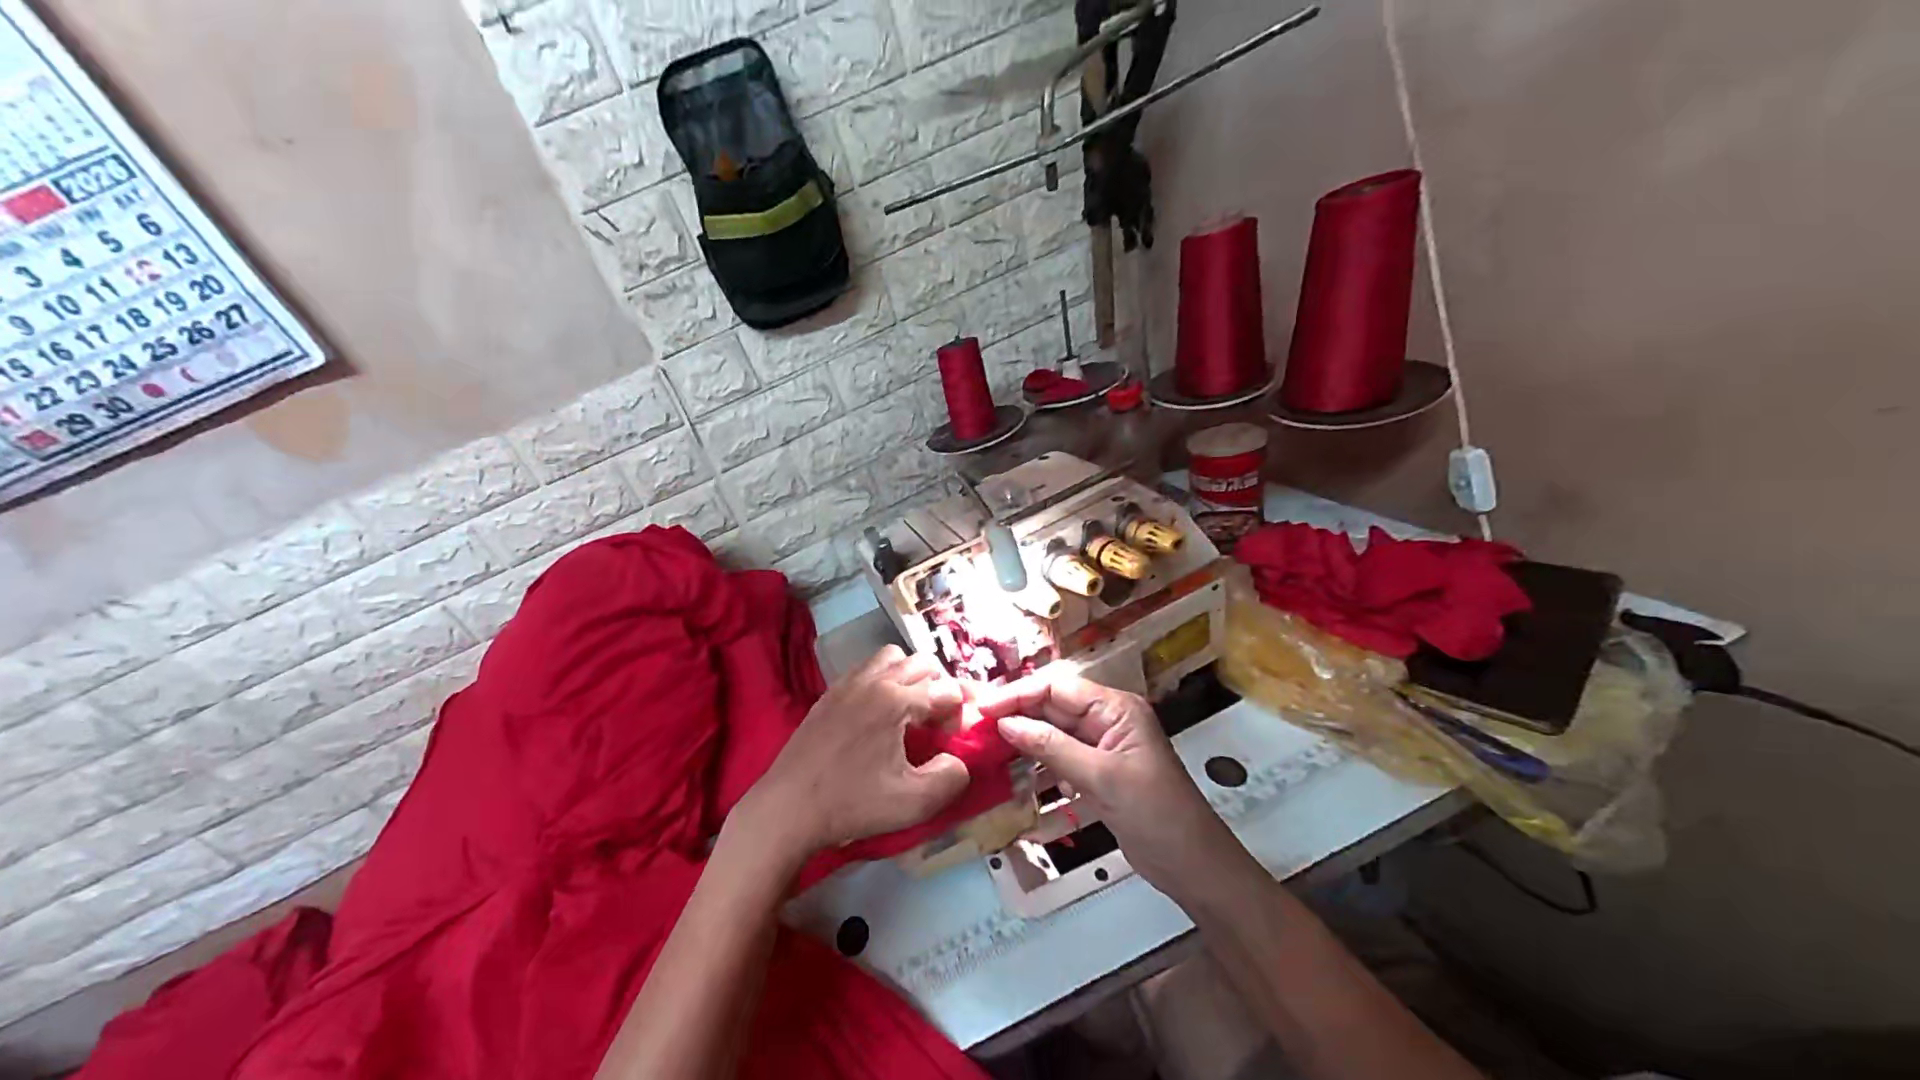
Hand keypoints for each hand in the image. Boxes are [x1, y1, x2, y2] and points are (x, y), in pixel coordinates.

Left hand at [737, 646, 971, 862]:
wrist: (788, 808)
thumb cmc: (853, 804)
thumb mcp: (914, 803)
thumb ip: (951, 777)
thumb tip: (957, 760)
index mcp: (895, 701)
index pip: (946, 689)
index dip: (958, 713)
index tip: (951, 740)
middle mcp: (873, 681)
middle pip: (923, 662)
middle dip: (939, 687)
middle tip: (935, 723)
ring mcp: (848, 683)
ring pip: (892, 657)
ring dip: (909, 675)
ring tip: (908, 710)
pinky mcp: (829, 693)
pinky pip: (866, 668)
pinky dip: (882, 679)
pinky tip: (877, 713)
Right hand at [974, 673, 1250, 902]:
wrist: (1194, 866)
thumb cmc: (1155, 814)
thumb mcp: (1101, 778)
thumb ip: (1051, 747)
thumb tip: (1005, 723)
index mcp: (1115, 708)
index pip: (1057, 688)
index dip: (1018, 694)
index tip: (983, 709)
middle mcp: (1107, 721)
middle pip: (1053, 708)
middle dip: (1016, 715)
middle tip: (975, 728)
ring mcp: (1102, 748)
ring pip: (1053, 734)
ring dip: (1023, 741)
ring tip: (986, 750)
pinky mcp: (1097, 774)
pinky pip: (1060, 760)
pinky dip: (1039, 766)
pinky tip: (1014, 776)